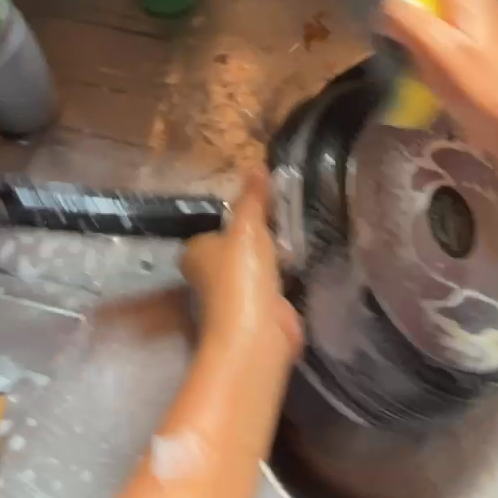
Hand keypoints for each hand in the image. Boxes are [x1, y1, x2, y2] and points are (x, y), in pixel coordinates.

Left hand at [180, 167, 301, 357]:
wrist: (257, 334)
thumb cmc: (241, 274)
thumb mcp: (248, 225)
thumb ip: (253, 196)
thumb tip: (257, 163)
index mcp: (196, 253)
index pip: (211, 229)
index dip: (232, 217)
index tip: (258, 204)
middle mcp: (209, 276)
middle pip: (233, 247)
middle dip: (254, 237)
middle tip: (283, 215)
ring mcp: (235, 297)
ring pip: (253, 267)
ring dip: (270, 258)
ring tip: (296, 233)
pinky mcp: (259, 312)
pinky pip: (272, 286)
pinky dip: (283, 278)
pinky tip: (301, 263)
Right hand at [377, 0, 497, 158]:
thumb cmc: (476, 85)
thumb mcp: (433, 49)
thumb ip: (403, 18)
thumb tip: (381, 6)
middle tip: (380, 0)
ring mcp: (484, 17)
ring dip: (417, 0)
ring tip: (392, 23)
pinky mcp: (484, 40)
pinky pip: (450, 16)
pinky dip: (429, 20)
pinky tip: (418, 47)